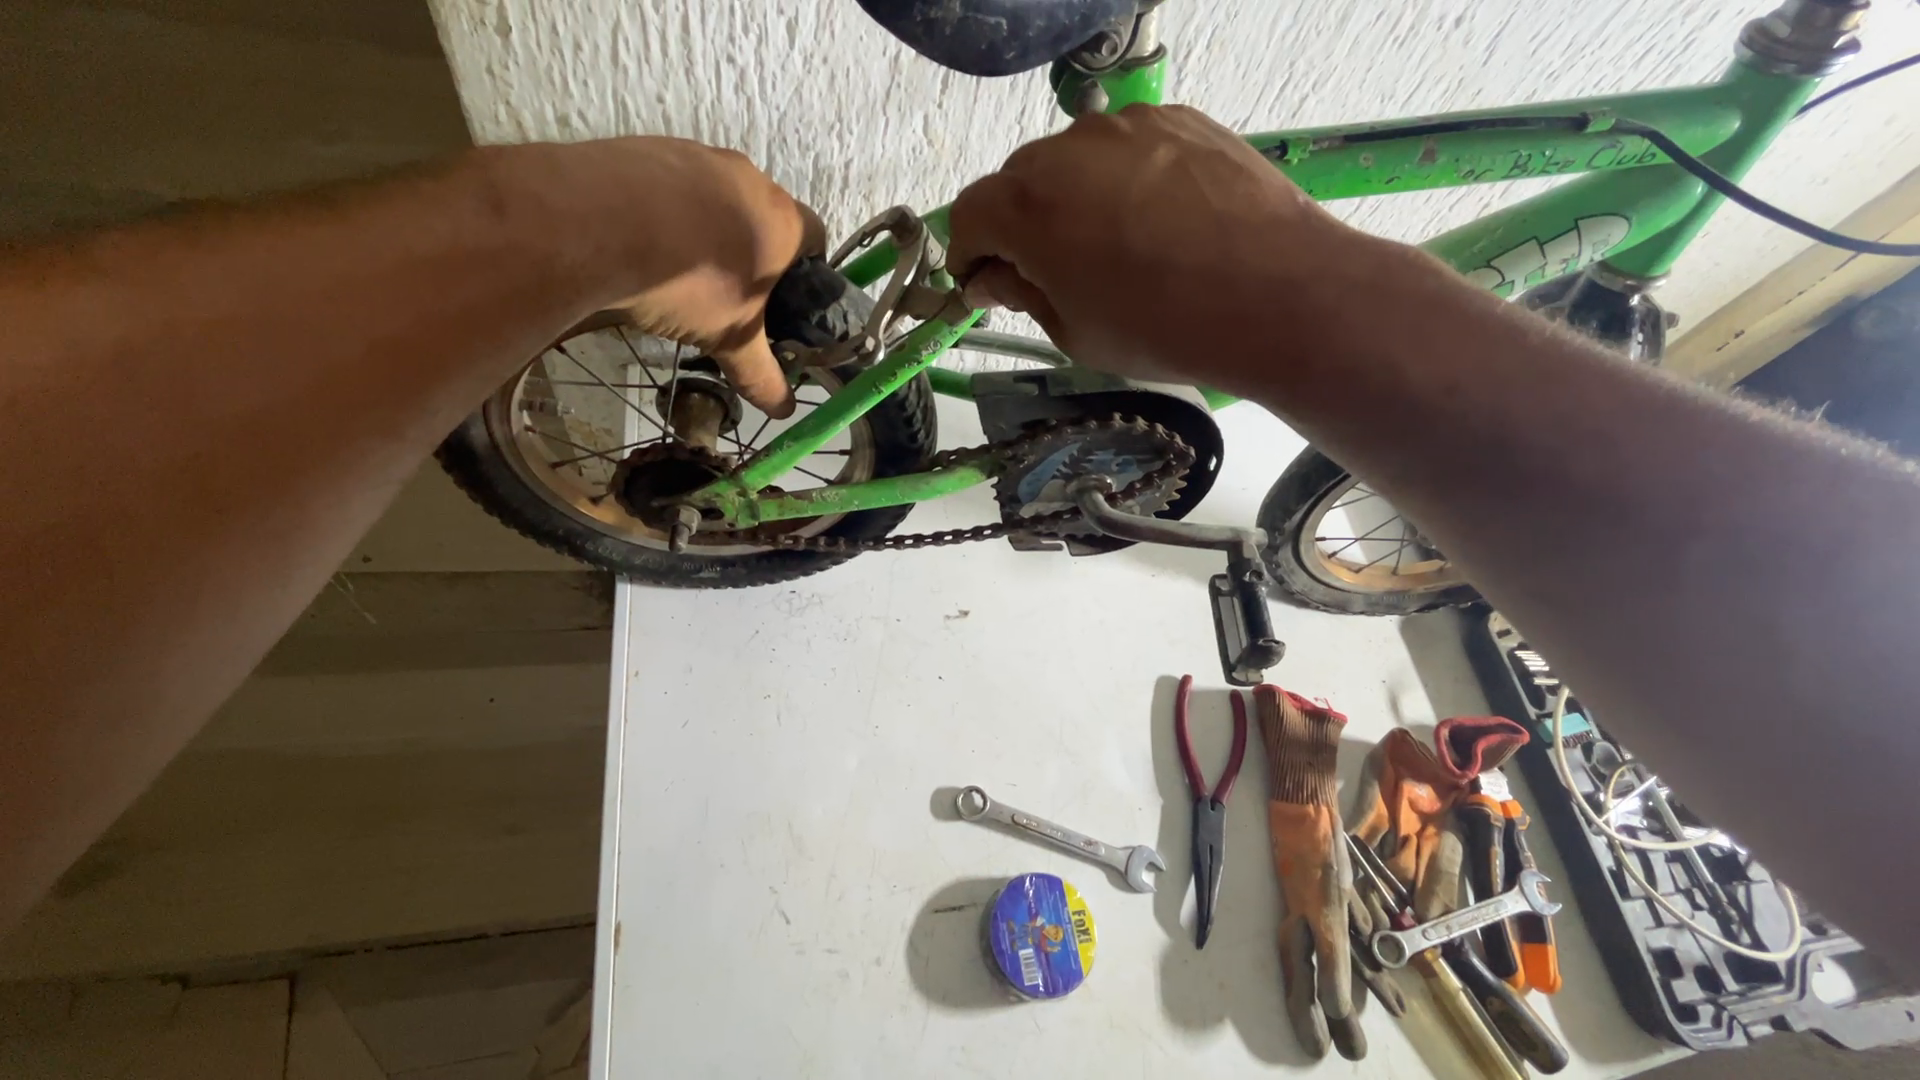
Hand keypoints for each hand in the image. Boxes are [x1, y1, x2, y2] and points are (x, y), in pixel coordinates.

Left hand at [546, 137, 824, 417]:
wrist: (595, 223)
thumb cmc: (689, 283)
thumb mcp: (729, 340)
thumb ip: (760, 374)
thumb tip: (784, 411)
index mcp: (781, 221)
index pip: (816, 237)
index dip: (805, 269)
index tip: (783, 297)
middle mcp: (748, 178)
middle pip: (763, 214)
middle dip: (751, 250)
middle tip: (727, 292)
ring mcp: (697, 156)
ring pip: (716, 196)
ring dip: (706, 228)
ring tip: (677, 269)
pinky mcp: (649, 147)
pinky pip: (670, 183)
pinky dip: (663, 210)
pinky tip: (640, 243)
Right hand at [946, 105, 1354, 389]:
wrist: (1274, 293)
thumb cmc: (1158, 327)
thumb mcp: (1073, 332)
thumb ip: (1020, 294)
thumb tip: (988, 277)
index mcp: (1026, 206)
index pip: (967, 216)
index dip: (968, 254)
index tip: (985, 285)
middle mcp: (1066, 149)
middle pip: (1017, 182)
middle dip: (1019, 227)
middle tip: (1051, 274)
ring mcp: (1126, 125)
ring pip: (1073, 160)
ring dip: (1072, 199)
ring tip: (1114, 247)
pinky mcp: (1178, 118)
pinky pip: (1126, 148)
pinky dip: (1122, 180)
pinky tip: (1156, 221)